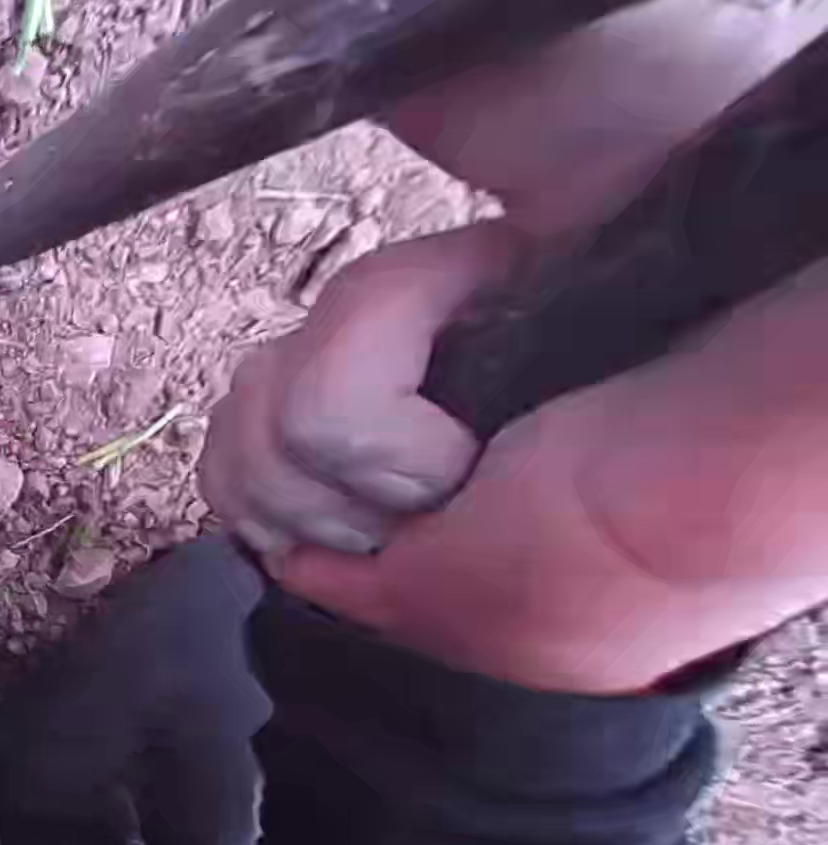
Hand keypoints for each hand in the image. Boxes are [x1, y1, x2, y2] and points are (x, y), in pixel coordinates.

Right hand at [200, 0, 827, 692]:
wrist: (484, 640)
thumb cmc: (637, 553)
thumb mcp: (772, 454)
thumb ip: (797, 346)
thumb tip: (810, 235)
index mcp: (606, 229)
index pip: (552, 91)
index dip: (458, 66)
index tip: (404, 50)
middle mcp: (465, 266)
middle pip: (360, 300)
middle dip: (373, 427)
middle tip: (437, 486)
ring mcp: (351, 341)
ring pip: (267, 380)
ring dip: (311, 487)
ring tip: (381, 523)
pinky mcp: (274, 398)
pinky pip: (221, 430)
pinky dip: (256, 499)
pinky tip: (317, 522)